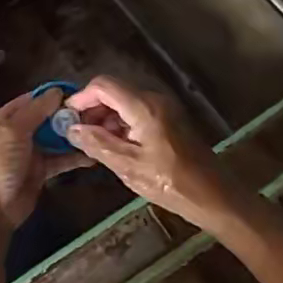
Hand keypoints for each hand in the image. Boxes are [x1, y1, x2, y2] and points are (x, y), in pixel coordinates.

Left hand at [0, 89, 93, 232]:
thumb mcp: (13, 131)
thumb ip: (36, 110)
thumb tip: (57, 91)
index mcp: (3, 119)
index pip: (30, 100)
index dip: (52, 95)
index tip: (79, 93)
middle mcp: (16, 132)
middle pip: (45, 118)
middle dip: (67, 115)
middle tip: (95, 112)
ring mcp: (28, 152)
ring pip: (55, 138)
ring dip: (73, 135)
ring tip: (98, 130)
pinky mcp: (40, 171)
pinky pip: (60, 159)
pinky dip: (74, 156)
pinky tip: (93, 154)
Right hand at [62, 76, 245, 232]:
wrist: (215, 196)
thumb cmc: (171, 183)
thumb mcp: (128, 166)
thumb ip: (97, 143)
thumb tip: (71, 128)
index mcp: (144, 107)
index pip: (103, 85)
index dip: (80, 98)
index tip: (66, 118)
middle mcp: (154, 99)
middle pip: (113, 91)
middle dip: (91, 108)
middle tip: (76, 133)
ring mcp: (164, 108)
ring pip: (124, 102)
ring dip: (105, 117)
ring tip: (92, 143)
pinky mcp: (169, 119)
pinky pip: (137, 112)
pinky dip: (121, 123)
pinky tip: (114, 146)